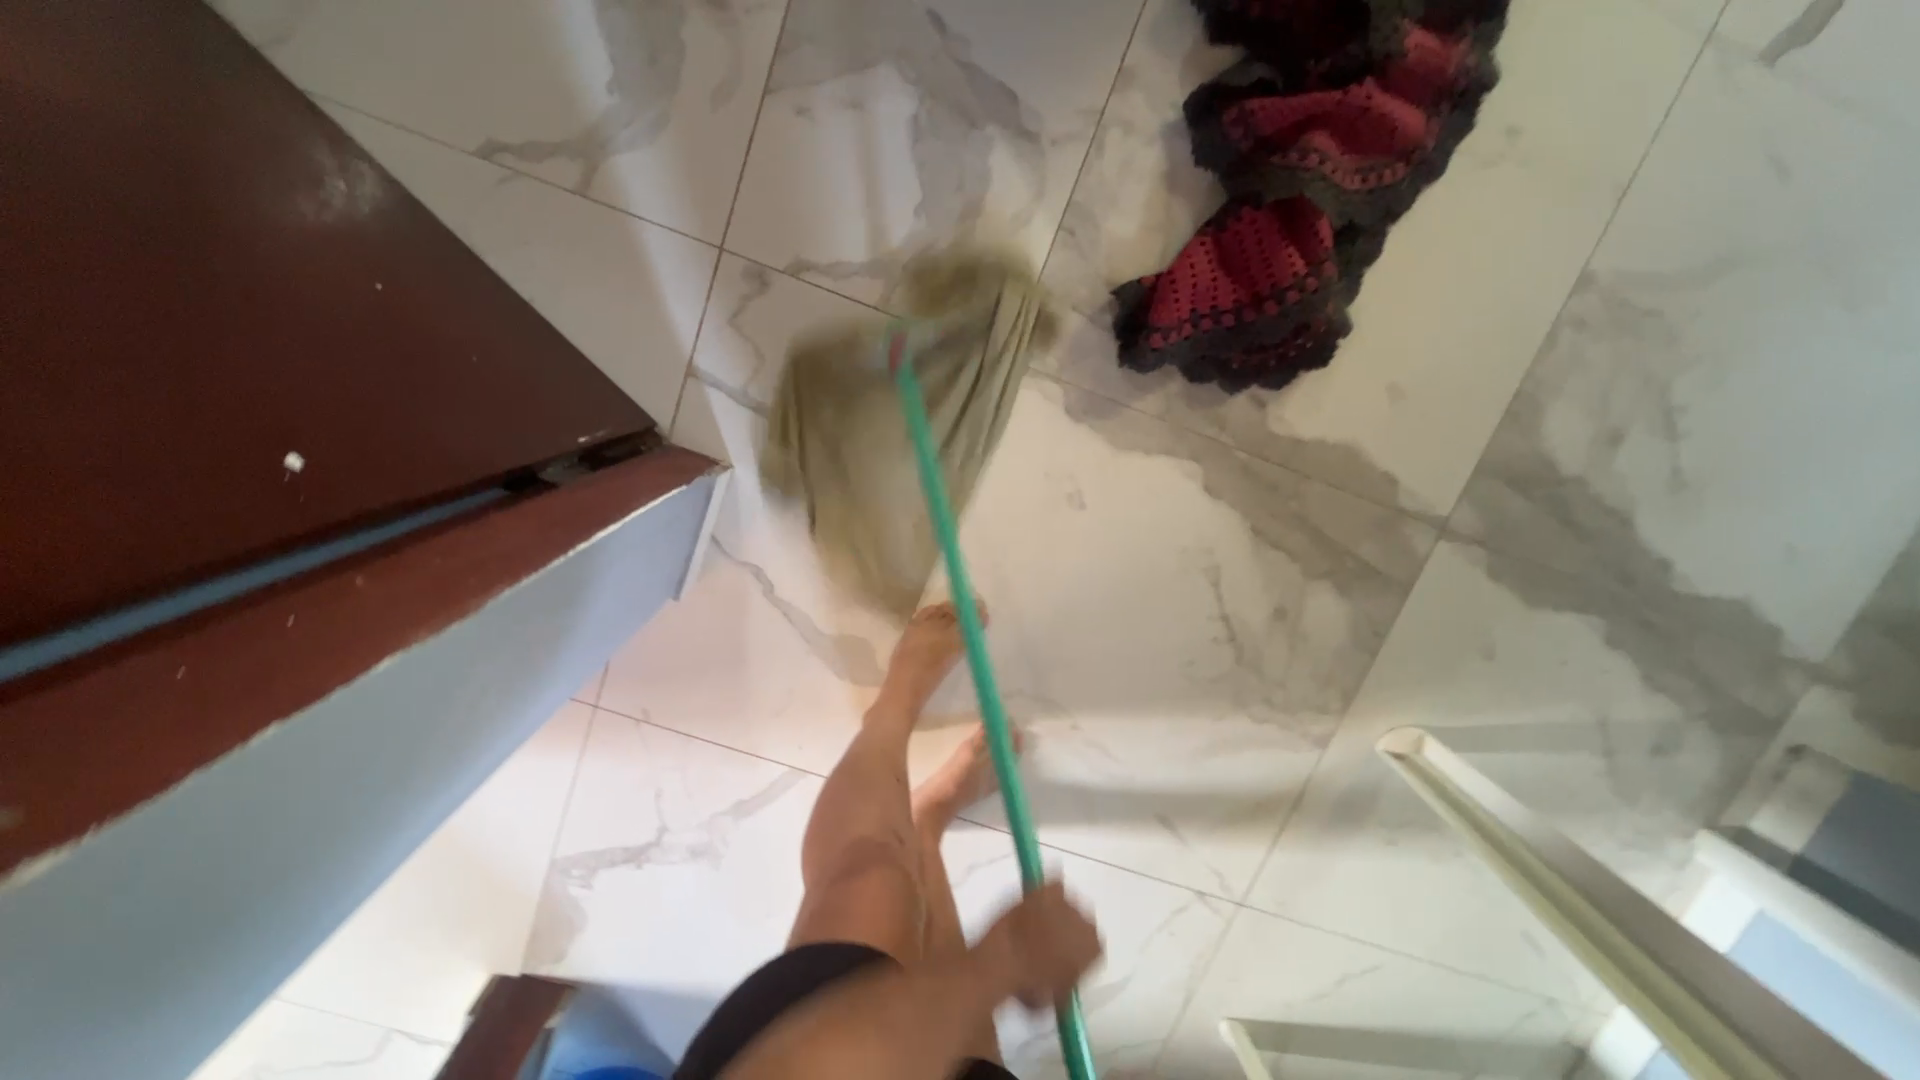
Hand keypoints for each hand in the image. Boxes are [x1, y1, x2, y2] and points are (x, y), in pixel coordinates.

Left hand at [976, 880, 1102, 1008]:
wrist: (1008, 957)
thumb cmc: (1031, 984)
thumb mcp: (1055, 998)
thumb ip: (1066, 986)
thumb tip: (1060, 985)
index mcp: (1095, 949)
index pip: (1091, 948)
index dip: (1074, 953)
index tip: (1059, 959)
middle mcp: (1088, 922)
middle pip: (1079, 923)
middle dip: (1065, 930)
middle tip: (1044, 941)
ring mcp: (1069, 900)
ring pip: (1065, 903)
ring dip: (1053, 911)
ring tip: (1032, 924)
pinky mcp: (1050, 885)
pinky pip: (1052, 885)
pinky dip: (1043, 892)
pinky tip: (1031, 903)